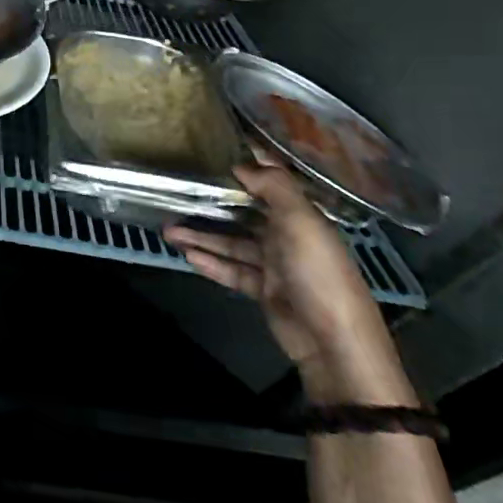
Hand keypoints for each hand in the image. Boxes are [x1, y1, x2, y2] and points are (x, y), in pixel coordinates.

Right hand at [164, 141, 416, 404]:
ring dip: (201, 238)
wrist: (334, 344)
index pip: (271, 188)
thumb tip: (244, 164)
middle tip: (178, 199)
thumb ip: (275, 188)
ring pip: (232, 245)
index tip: (211, 158)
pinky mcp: (264, 292)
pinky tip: (188, 256)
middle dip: (212, 209)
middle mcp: (289, 239)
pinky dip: (211, 264)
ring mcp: (276, 267)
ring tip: (168, 232)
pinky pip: (232, 271)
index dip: (245, 173)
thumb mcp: (302, 223)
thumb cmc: (319, 274)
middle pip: (244, 217)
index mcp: (304, 219)